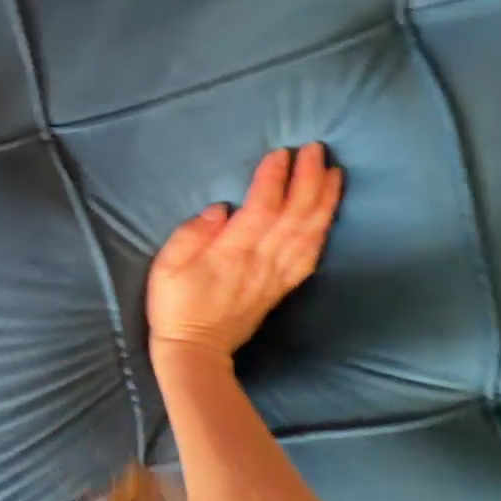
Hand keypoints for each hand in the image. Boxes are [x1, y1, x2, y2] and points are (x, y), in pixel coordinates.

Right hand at [146, 144, 342, 359]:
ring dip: (325, 200)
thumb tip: (220, 209)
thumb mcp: (167, 266)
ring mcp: (277, 275)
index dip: (274, 179)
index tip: (280, 153)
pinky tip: (328, 214)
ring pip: (310, 232)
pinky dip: (323, 230)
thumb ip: (191, 234)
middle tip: (316, 149)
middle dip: (308, 179)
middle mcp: (263, 261)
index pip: (262, 208)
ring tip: (333, 172)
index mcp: (232, 252)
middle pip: (296, 215)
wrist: (195, 351)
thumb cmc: (174, 305)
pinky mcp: (283, 287)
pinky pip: (311, 254)